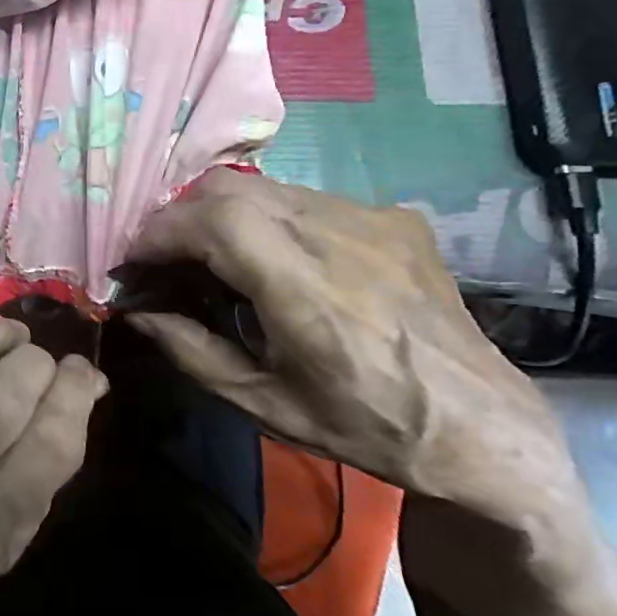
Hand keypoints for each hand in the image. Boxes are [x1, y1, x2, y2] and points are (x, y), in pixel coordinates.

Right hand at [125, 169, 583, 530]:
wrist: (483, 429)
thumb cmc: (365, 426)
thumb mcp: (262, 403)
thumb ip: (190, 350)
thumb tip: (137, 313)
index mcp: (308, 291)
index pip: (214, 221)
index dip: (159, 230)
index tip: (133, 259)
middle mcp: (340, 237)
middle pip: (228, 187)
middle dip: (178, 214)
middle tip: (162, 256)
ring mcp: (372, 220)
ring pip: (263, 186)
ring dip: (218, 213)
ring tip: (210, 255)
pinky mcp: (393, 219)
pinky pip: (304, 197)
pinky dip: (265, 216)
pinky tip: (273, 257)